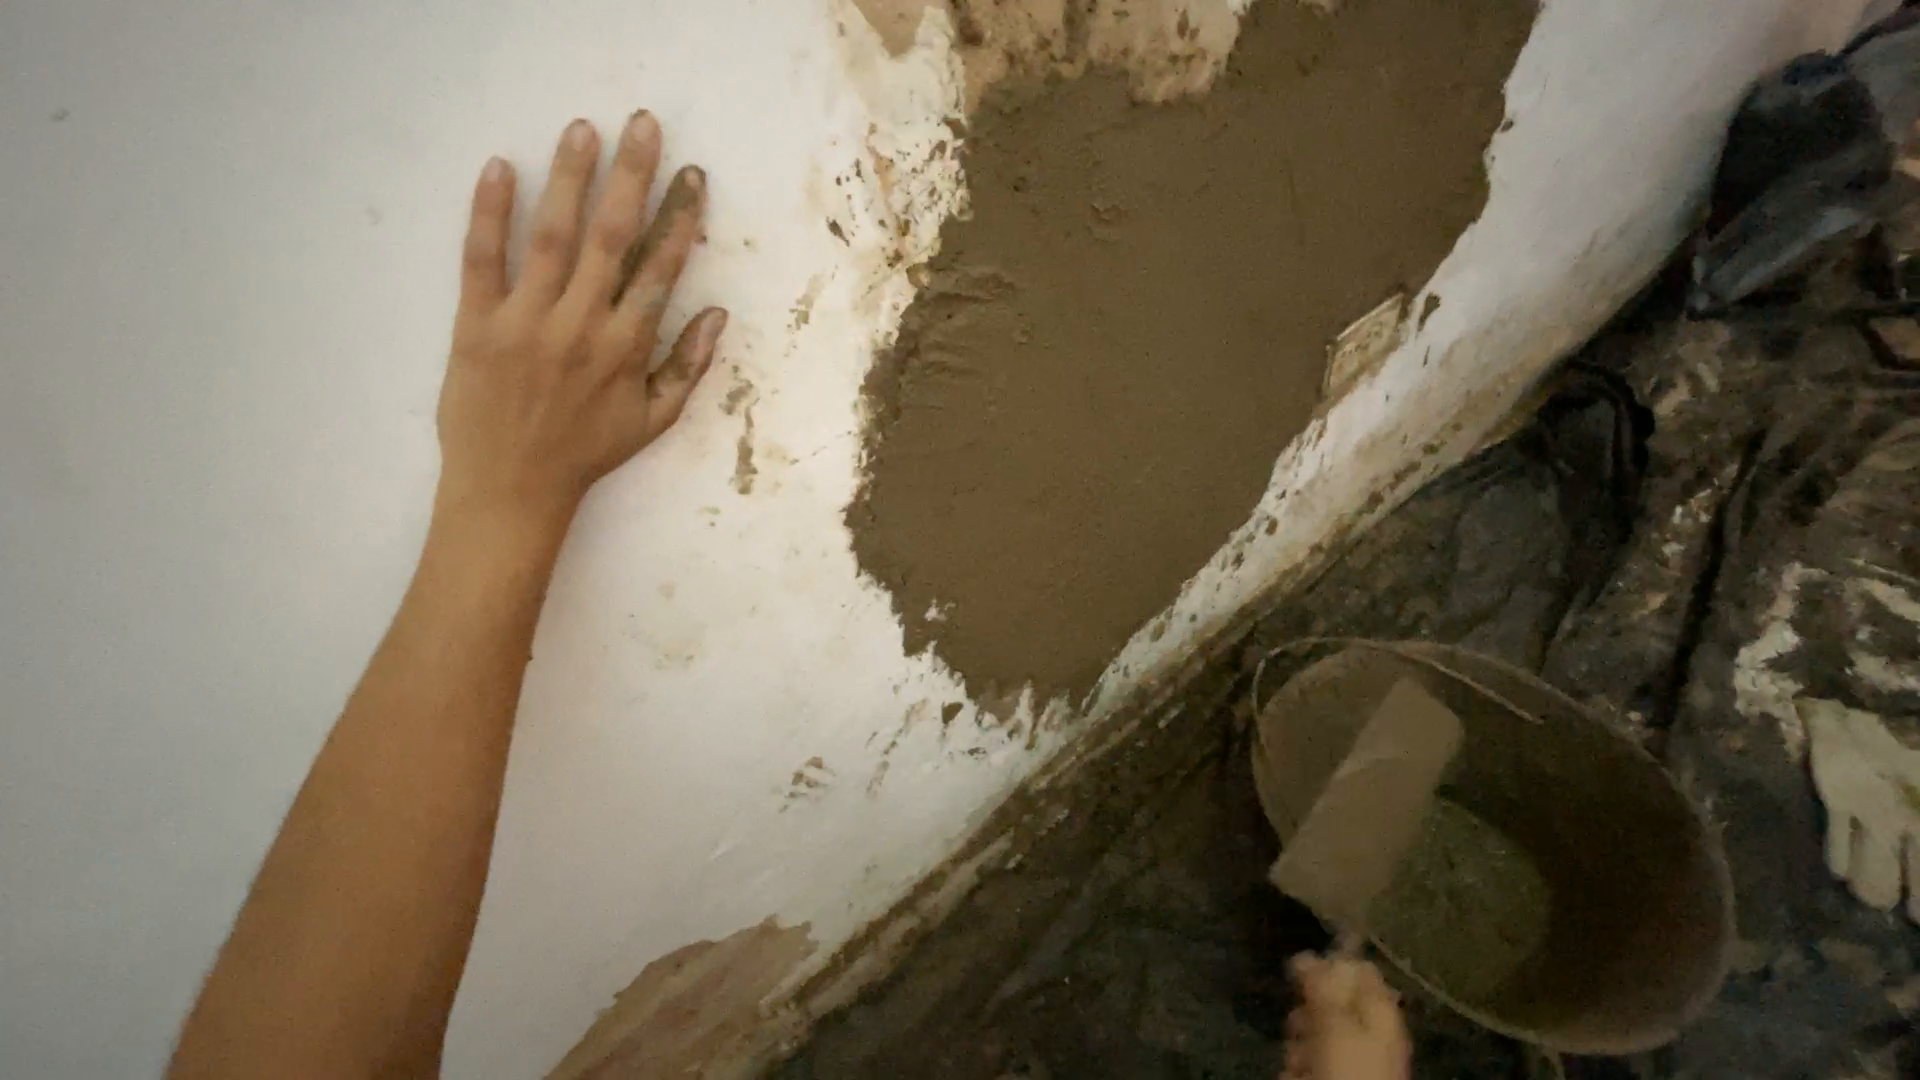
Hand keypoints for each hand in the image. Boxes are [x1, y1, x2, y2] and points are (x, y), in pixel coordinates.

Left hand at [435, 112, 726, 535]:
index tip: (692, 177)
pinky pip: (481, 259)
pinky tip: (502, 168)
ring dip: (571, 179)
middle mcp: (581, 325)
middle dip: (631, 177)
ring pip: (552, 237)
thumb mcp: (655, 420)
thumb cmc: (589, 452)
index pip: (660, 269)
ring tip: (583, 130)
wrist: (513, 486)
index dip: (680, 219)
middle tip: (643, 125)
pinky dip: (490, 212)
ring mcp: (526, 320)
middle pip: (611, 238)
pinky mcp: (477, 323)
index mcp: (627, 348)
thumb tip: (720, 315)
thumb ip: (689, 366)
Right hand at [1282, 954, 1410, 1079]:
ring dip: (1299, 1041)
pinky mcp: (1326, 1077)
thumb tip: (1305, 953)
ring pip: (1310, 1029)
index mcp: (1382, 1018)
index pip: (1360, 972)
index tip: (1304, 969)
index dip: (1331, 965)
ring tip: (1302, 1060)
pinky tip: (1298, 1075)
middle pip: (1328, 1000)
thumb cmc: (1348, 1074)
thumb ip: (1322, 986)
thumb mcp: (1335, 1024)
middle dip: (1307, 1010)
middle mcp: (1367, 1034)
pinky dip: (1298, 1066)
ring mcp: (1347, 1059)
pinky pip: (1303, 1058)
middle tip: (1303, 1023)